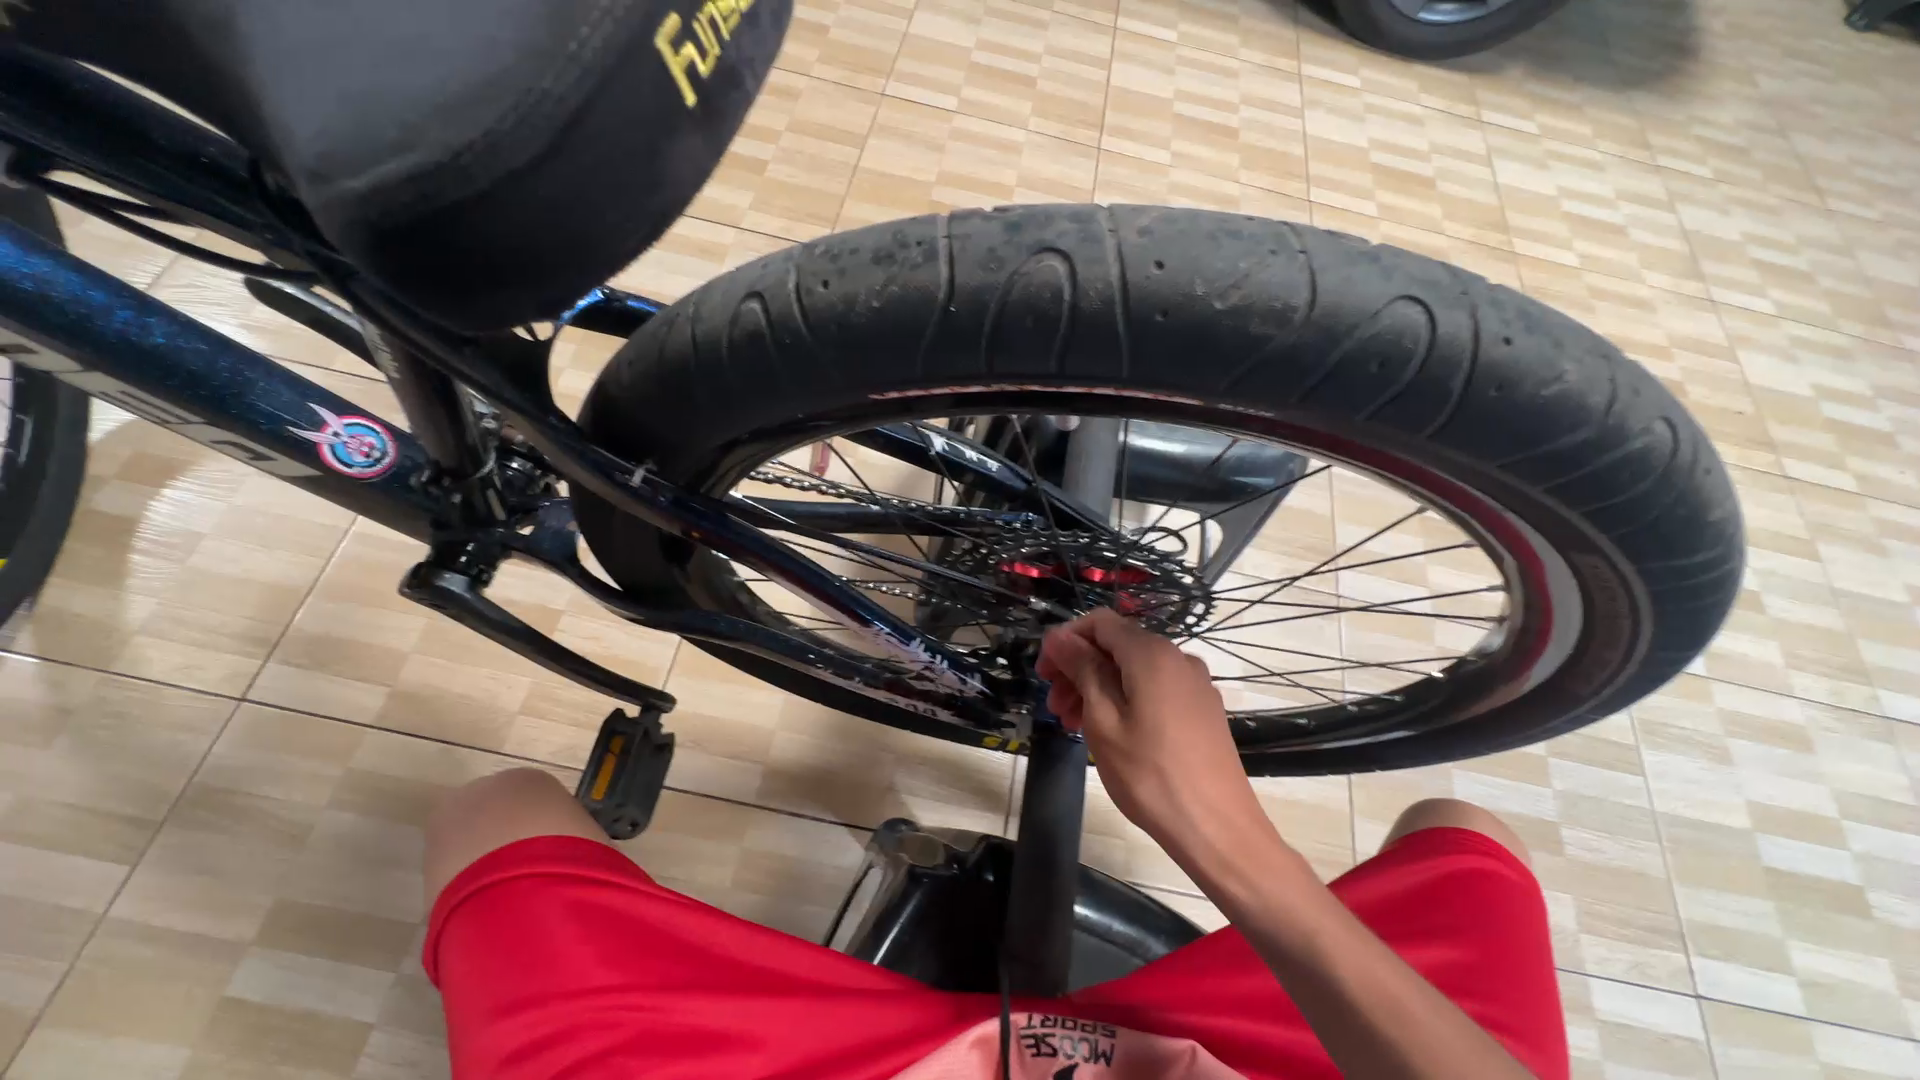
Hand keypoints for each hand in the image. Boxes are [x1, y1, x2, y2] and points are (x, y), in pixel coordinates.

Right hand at [1036, 609, 1267, 857]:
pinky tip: (1110, 734)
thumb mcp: (1102, 719)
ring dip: (1098, 688)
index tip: (1043, 674)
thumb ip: (1082, 669)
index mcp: (1152, 653)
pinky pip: (1154, 690)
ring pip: (1134, 671)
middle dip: (1079, 668)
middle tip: (1054, 707)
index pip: (1100, 622)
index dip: (1065, 641)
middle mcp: (1178, 658)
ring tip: (1074, 726)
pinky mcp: (1202, 710)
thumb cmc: (1149, 773)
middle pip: (1117, 646)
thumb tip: (1060, 636)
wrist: (1216, 827)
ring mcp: (1195, 684)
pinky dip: (1125, 700)